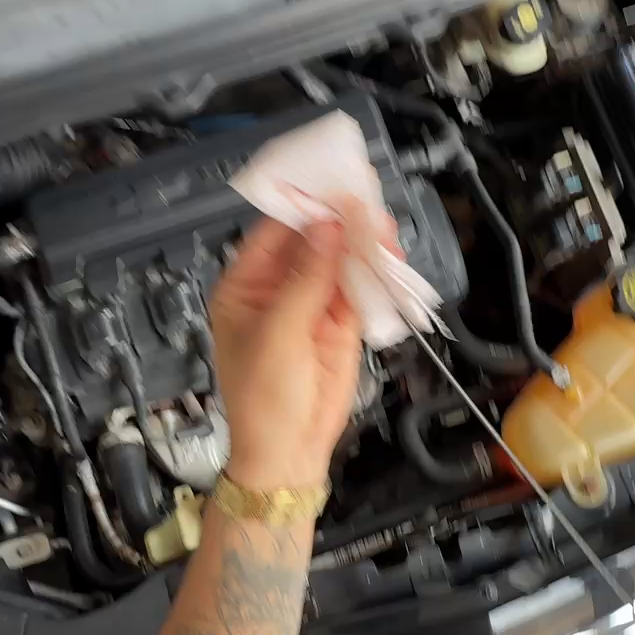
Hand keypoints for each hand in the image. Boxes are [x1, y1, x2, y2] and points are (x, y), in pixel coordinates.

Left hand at [209, 208, 368, 488]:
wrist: (290, 450)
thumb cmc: (263, 396)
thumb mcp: (277, 333)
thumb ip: (305, 279)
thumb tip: (327, 226)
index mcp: (246, 286)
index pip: (274, 233)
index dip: (302, 207)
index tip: (329, 184)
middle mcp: (279, 289)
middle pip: (313, 242)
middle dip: (339, 222)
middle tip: (366, 197)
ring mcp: (313, 304)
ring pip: (341, 262)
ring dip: (362, 244)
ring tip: (384, 225)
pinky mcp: (342, 323)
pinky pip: (360, 289)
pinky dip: (376, 274)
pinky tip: (389, 255)